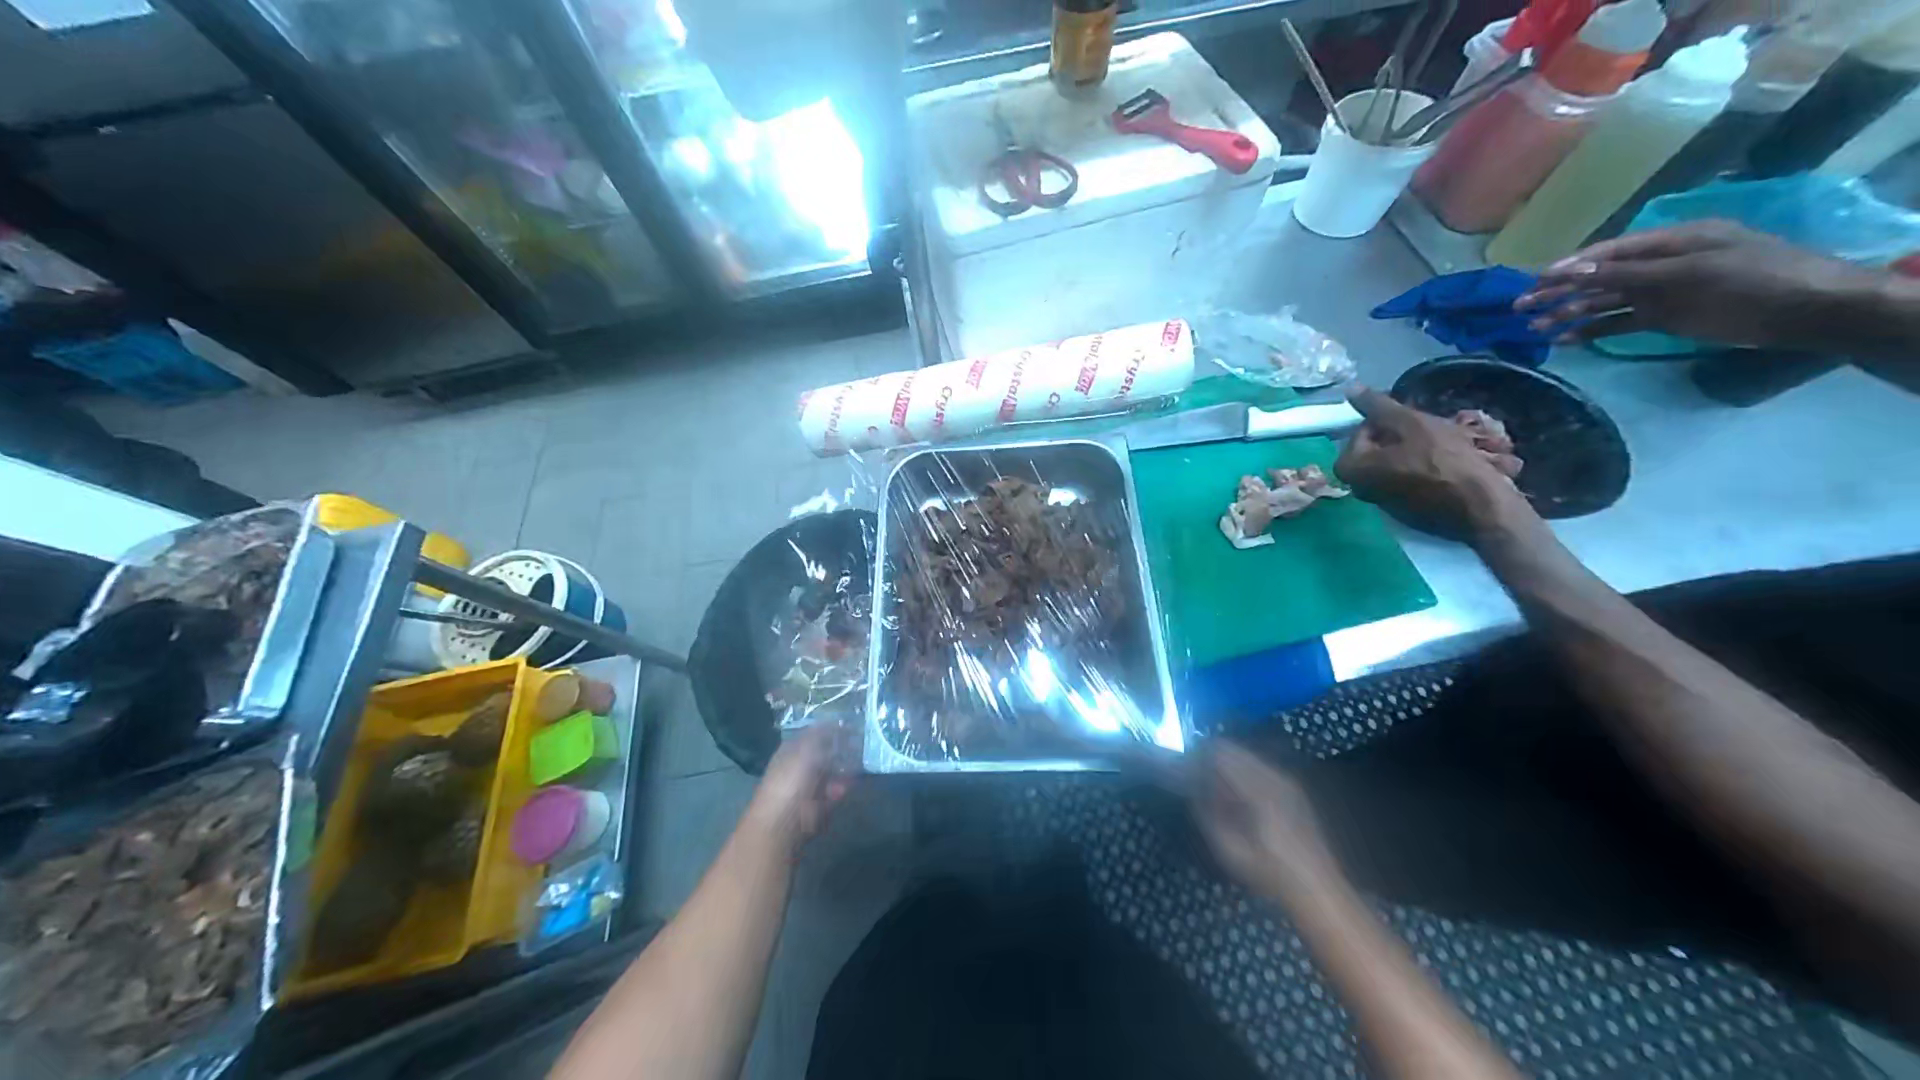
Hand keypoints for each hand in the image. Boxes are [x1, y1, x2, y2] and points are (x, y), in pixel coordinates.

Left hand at [743, 723, 853, 852]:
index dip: (834, 729)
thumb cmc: (791, 779)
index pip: (816, 733)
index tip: (854, 727)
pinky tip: (847, 787)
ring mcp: (809, 786)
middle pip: (827, 753)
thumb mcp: (807, 748)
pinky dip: (843, 788)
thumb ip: (824, 733)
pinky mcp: (819, 805)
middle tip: (862, 746)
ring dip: (845, 769)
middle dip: (843, 750)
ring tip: (858, 766)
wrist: (783, 822)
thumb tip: (840, 723)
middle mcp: (801, 765)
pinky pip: (835, 791)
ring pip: (833, 772)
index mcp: (793, 749)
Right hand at [1195, 742, 1337, 900]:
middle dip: (1211, 761)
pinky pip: (1260, 770)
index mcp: (1257, 788)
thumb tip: (1193, 791)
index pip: (1219, 753)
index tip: (1183, 772)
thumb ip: (1207, 815)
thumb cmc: (1270, 873)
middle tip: (1196, 784)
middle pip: (1233, 750)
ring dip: (1227, 769)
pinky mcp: (1294, 791)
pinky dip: (1243, 777)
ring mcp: (1287, 782)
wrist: (1319, 890)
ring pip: (1246, 758)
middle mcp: (1274, 777)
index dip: (1197, 758)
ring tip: (1217, 797)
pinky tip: (1239, 803)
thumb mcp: (1229, 850)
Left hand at [1334, 388, 1530, 539]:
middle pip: (1383, 447)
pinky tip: (1464, 456)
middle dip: (1413, 431)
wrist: (1481, 507)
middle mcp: (1361, 488)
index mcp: (1352, 468)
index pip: (1362, 431)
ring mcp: (1386, 501)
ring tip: (1460, 436)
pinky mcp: (1411, 509)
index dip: (1388, 417)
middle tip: (1440, 423)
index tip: (1412, 411)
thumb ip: (1379, 406)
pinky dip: (1438, 464)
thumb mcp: (1411, 423)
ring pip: (1405, 461)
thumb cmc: (1443, 461)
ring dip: (1430, 445)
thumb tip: (1350, 389)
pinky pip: (1419, 478)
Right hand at [1513, 220, 1885, 347]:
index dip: (1570, 267)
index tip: (1534, 281)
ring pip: (1602, 302)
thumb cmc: (1751, 280)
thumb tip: (1571, 270)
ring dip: (1567, 313)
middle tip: (1519, 307)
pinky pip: (1616, 323)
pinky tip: (1564, 340)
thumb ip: (1626, 274)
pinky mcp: (1662, 317)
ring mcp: (1659, 292)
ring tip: (1533, 329)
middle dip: (1558, 291)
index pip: (1608, 252)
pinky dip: (1590, 330)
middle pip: (1598, 277)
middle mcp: (1659, 264)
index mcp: (1671, 242)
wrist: (1806, 310)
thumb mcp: (1687, 272)